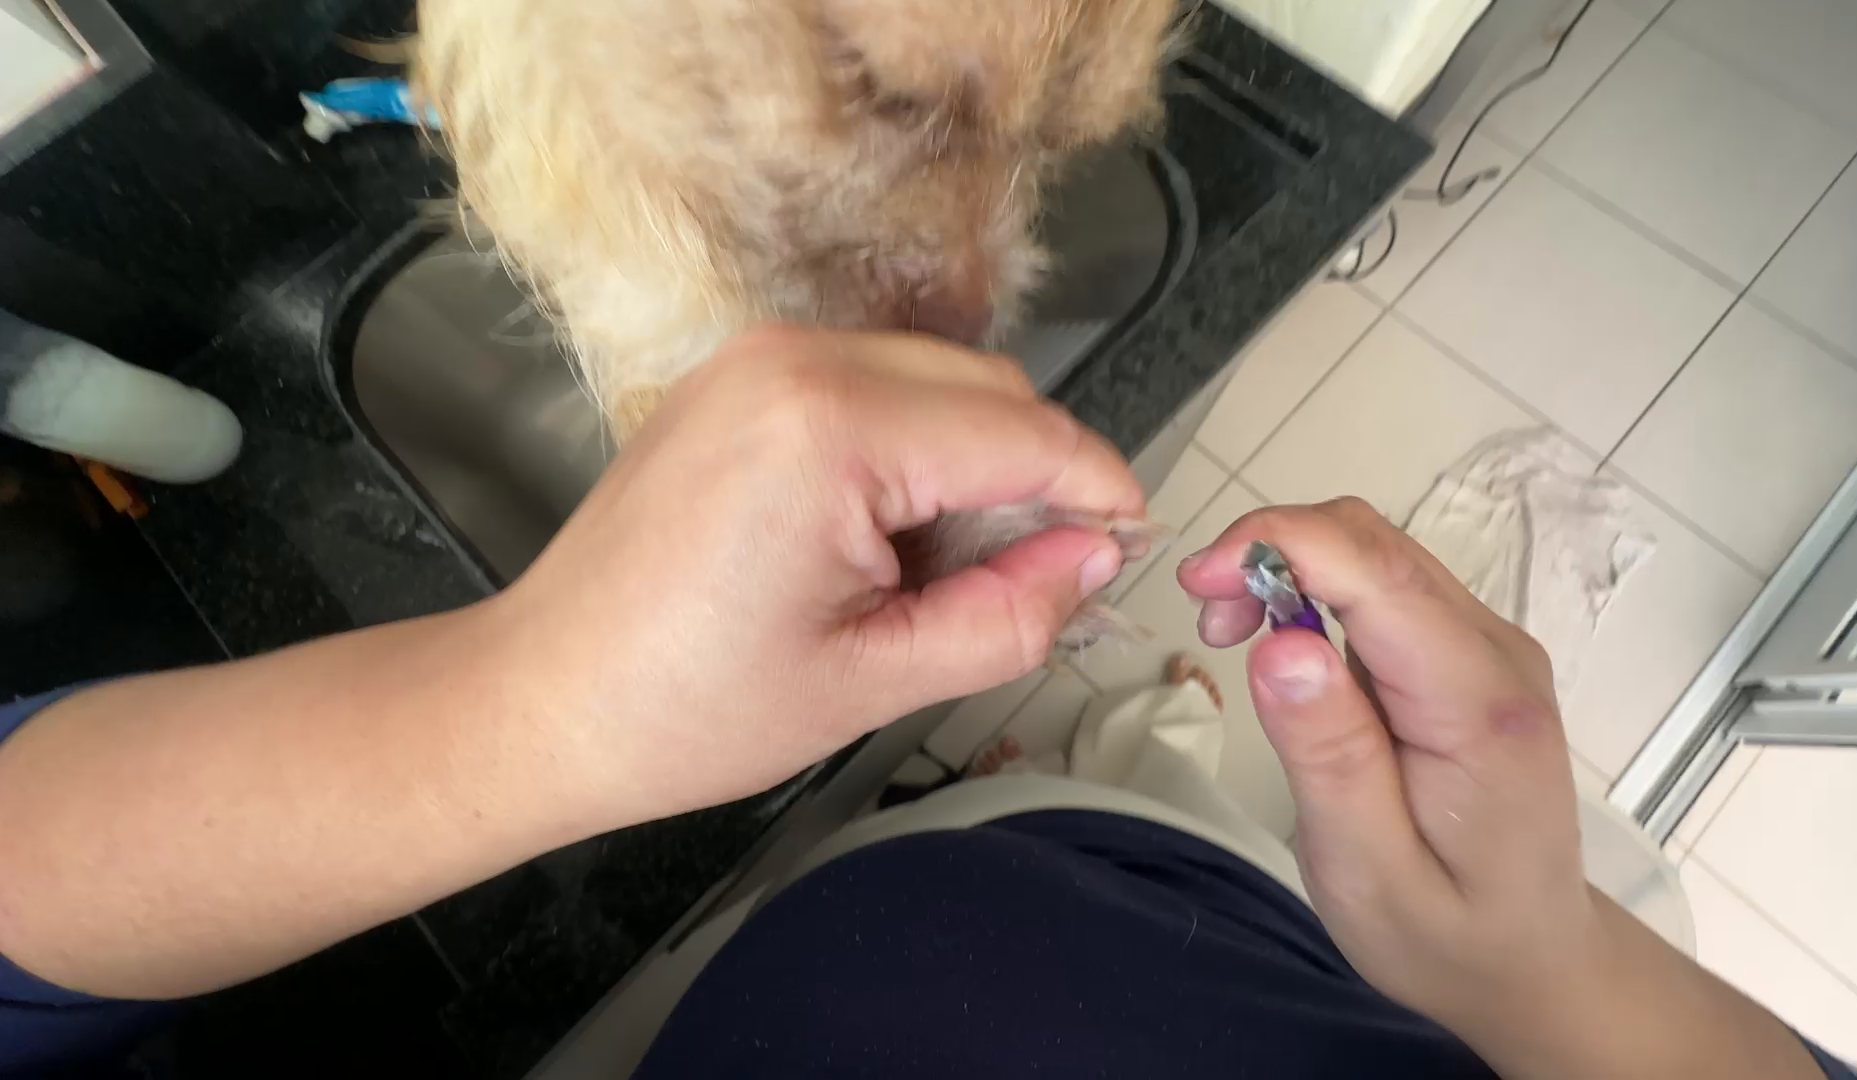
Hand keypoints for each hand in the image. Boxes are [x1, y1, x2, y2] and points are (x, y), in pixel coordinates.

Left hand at [493, 324, 1142, 821]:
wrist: (545, 695)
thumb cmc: (697, 708)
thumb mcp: (878, 680)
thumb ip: (1009, 613)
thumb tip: (1095, 556)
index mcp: (834, 429)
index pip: (1022, 434)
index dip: (1096, 487)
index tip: (1130, 541)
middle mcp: (802, 357)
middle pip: (992, 391)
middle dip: (1039, 477)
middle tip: (1032, 574)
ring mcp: (767, 353)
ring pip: (945, 382)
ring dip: (980, 463)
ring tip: (946, 563)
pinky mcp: (750, 374)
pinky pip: (886, 387)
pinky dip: (924, 448)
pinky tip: (893, 527)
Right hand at [1178, 498, 1587, 1034]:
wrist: (1529, 960)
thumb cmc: (1444, 931)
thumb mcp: (1365, 865)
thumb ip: (1328, 752)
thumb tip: (1277, 644)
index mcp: (1476, 702)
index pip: (1374, 571)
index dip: (1275, 544)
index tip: (1198, 583)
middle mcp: (1490, 648)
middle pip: (1369, 541)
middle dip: (1267, 550)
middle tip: (1207, 618)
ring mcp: (1477, 642)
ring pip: (1366, 550)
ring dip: (1279, 566)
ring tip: (1228, 632)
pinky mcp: (1452, 648)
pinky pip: (1370, 582)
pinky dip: (1302, 586)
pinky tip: (1275, 641)